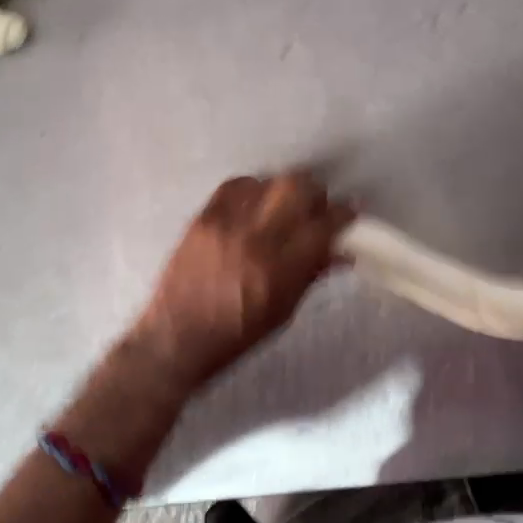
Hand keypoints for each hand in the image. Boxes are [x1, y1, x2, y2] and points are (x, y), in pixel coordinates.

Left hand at [132, 169, 353, 388]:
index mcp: (279, 270)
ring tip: (284, 206)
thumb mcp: (282, 311)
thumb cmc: (236, 336)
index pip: (324, 225)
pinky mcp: (203, 217)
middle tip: (316, 206)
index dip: (343, 214)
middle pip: (298, 188)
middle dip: (315, 193)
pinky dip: (253, 189)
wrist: (174, 340)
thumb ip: (312, 274)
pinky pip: (237, 184)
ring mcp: (226, 224)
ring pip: (270, 181)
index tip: (348, 214)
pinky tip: (255, 204)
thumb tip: (344, 251)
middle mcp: (255, 239)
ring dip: (285, 190)